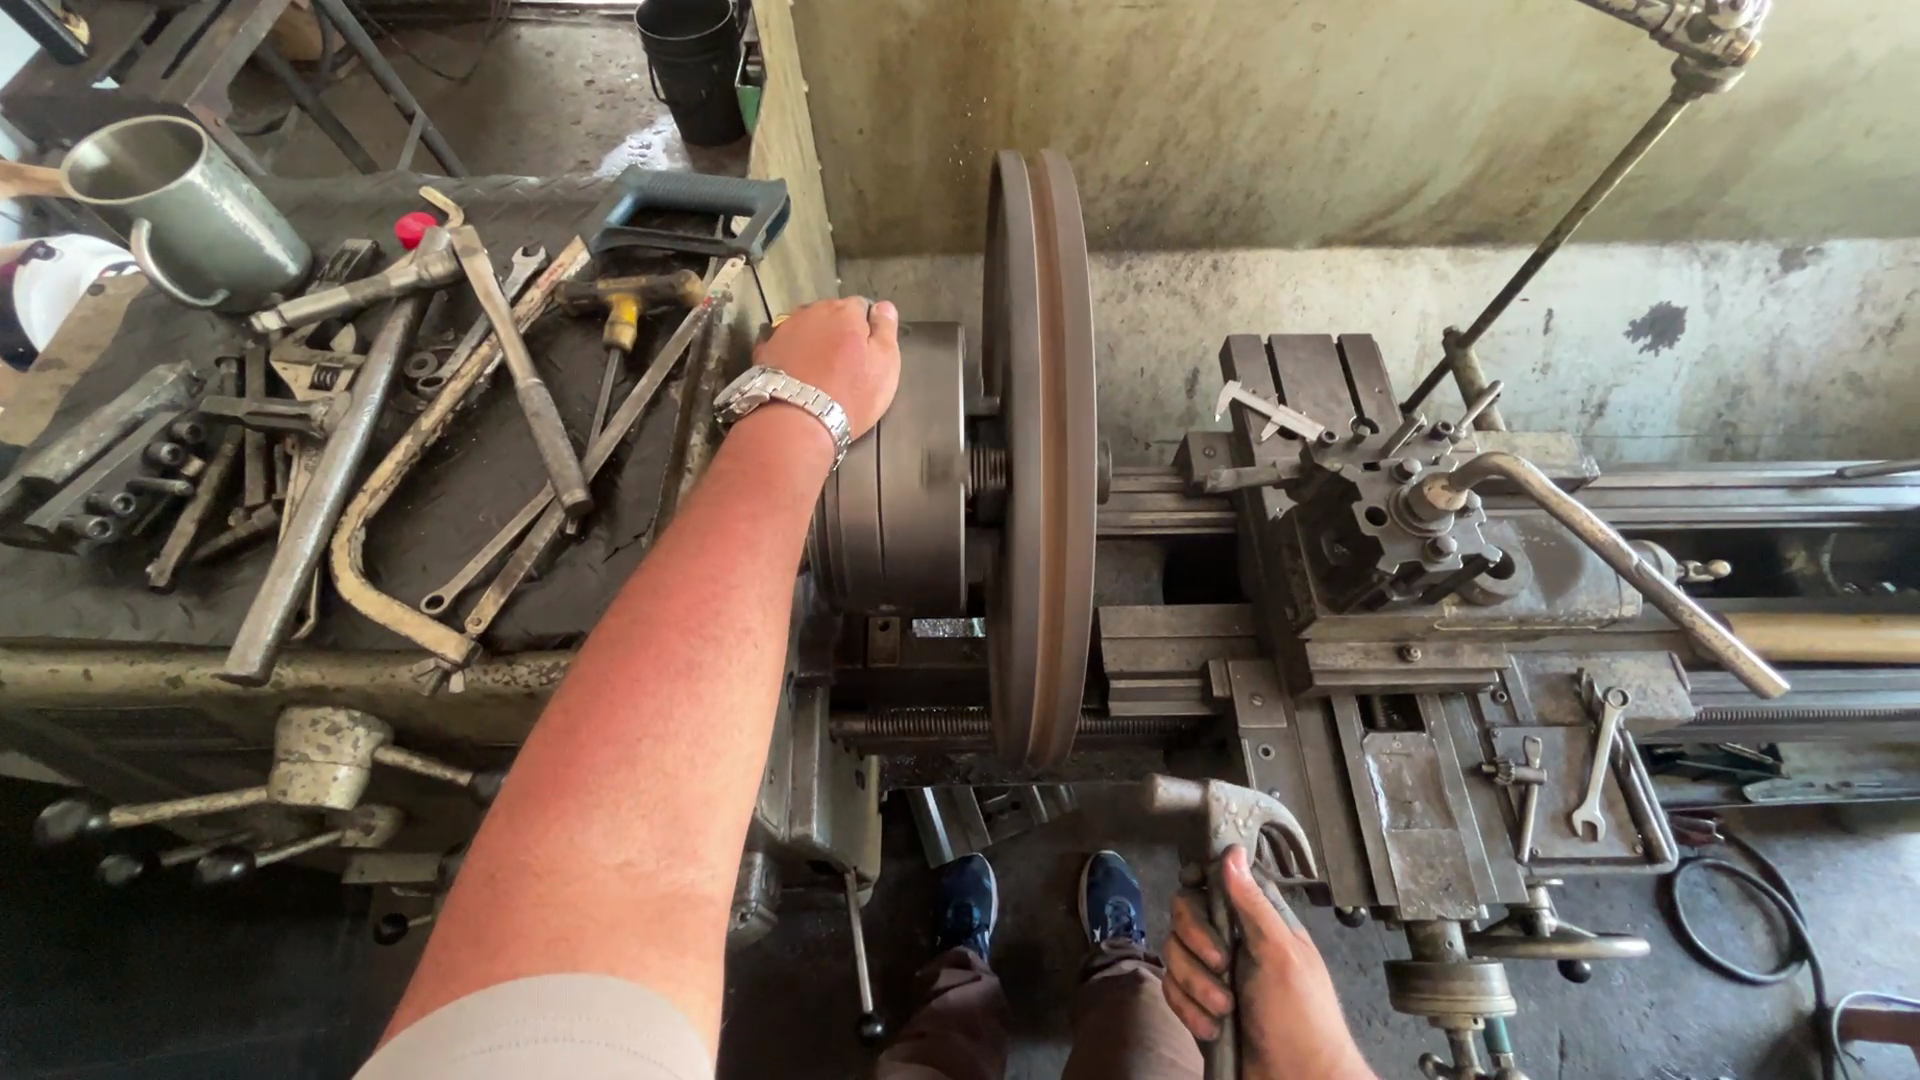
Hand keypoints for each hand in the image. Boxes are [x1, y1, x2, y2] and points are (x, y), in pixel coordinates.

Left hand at [756, 297, 900, 438]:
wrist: (796, 421)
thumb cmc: (850, 395)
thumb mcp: (886, 364)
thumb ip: (887, 330)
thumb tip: (885, 306)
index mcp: (846, 312)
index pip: (861, 307)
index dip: (867, 329)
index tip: (868, 353)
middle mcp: (813, 312)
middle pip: (831, 315)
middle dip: (840, 333)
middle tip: (846, 366)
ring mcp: (785, 330)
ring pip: (807, 329)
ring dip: (815, 343)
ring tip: (821, 374)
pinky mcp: (766, 350)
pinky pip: (786, 346)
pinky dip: (793, 355)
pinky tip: (798, 376)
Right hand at [1162, 846, 1376, 1079]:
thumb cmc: (1302, 1018)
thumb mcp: (1282, 956)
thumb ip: (1252, 904)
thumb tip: (1232, 851)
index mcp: (1257, 921)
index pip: (1217, 881)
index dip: (1200, 880)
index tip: (1193, 887)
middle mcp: (1230, 939)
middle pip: (1185, 911)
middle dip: (1196, 940)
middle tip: (1221, 965)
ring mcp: (1210, 972)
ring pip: (1173, 950)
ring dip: (1196, 984)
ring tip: (1224, 1010)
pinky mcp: (1195, 1002)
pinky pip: (1171, 988)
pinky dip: (1189, 1009)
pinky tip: (1213, 1028)